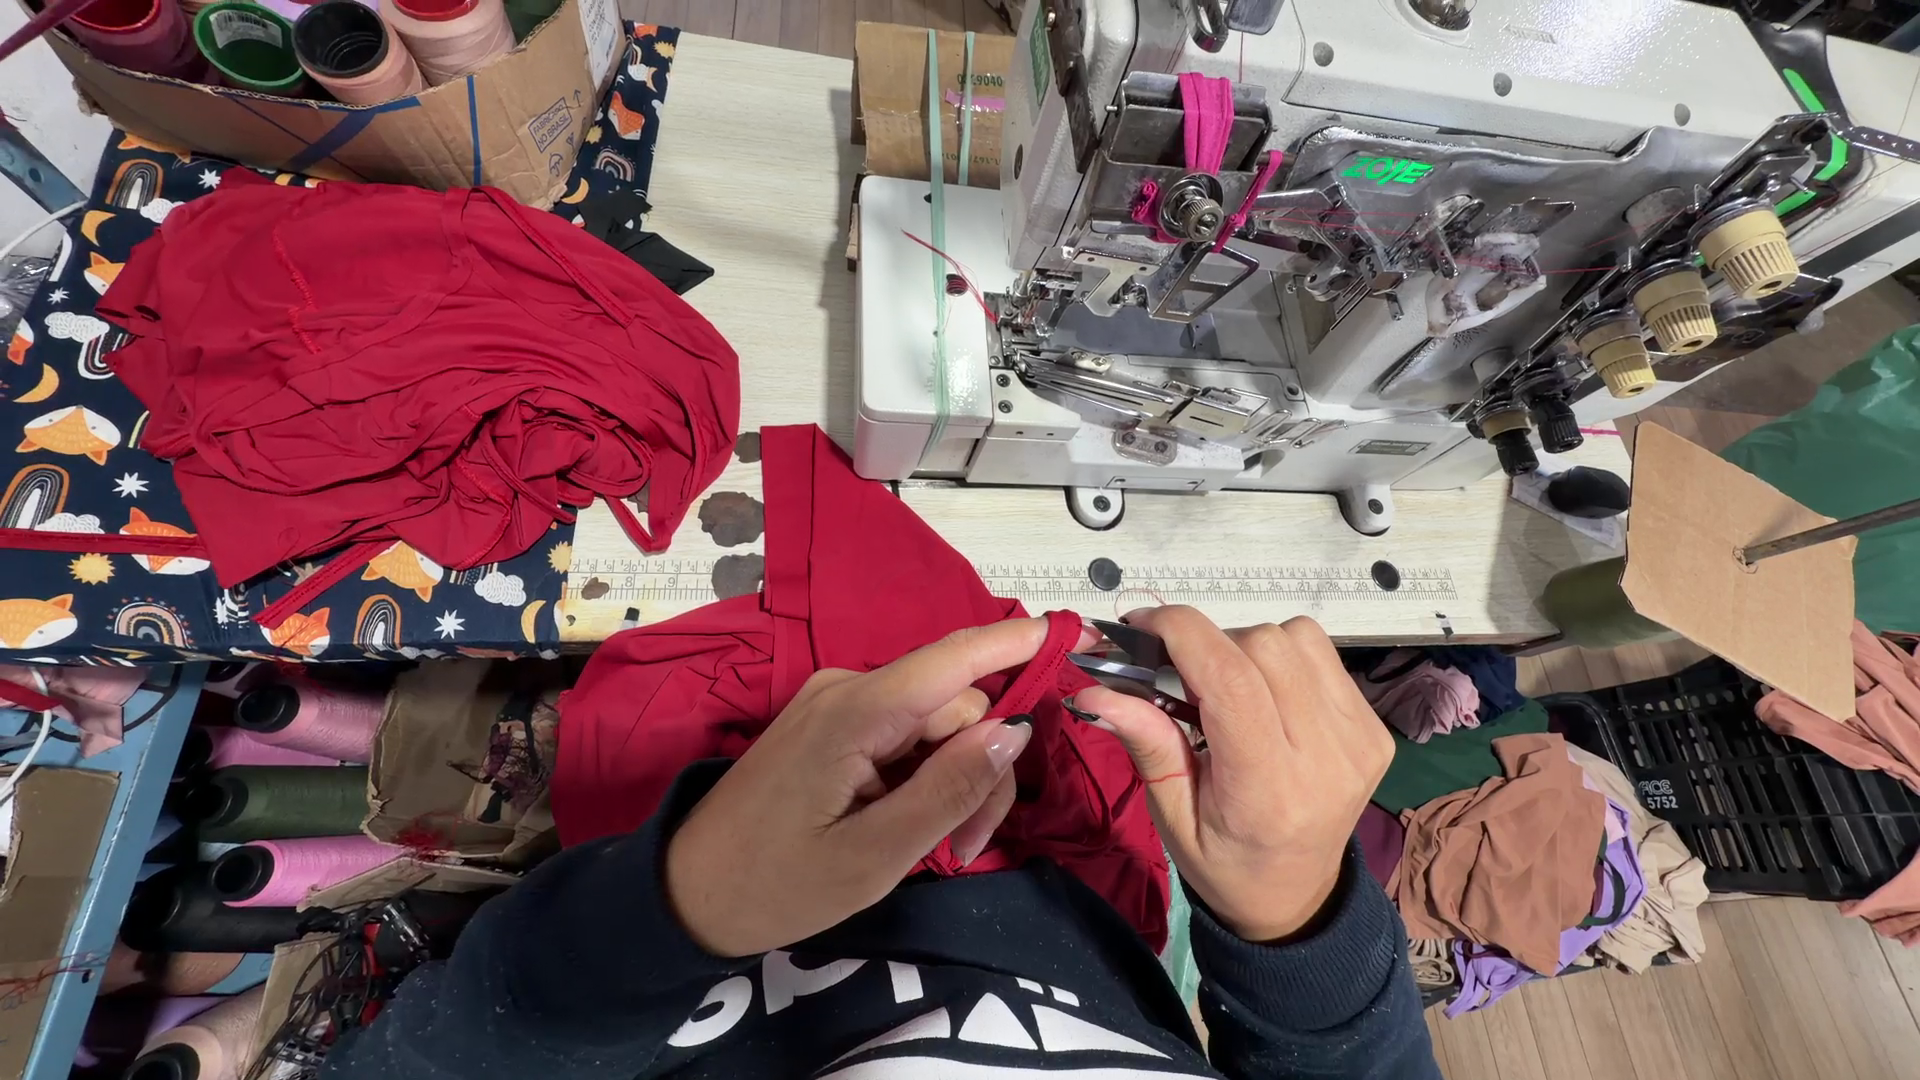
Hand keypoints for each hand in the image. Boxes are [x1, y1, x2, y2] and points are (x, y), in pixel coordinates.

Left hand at [664, 618, 1053, 956]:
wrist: (688, 895)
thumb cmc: (778, 884)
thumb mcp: (876, 855)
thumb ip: (950, 789)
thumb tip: (1015, 730)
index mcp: (857, 711)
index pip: (955, 659)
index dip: (1016, 641)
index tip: (1071, 632)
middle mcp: (851, 689)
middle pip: (956, 706)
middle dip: (981, 768)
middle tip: (967, 846)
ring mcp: (841, 702)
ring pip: (936, 723)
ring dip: (954, 779)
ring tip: (940, 848)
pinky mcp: (837, 723)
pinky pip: (905, 733)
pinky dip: (925, 774)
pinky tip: (914, 821)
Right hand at [1074, 607, 1392, 942]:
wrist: (1296, 896)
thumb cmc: (1222, 860)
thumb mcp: (1170, 814)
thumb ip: (1145, 742)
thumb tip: (1093, 690)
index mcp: (1267, 788)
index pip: (1230, 678)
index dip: (1180, 632)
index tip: (1141, 627)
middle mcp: (1326, 757)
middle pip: (1262, 645)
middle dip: (1209, 645)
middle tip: (1182, 677)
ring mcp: (1359, 738)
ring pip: (1294, 637)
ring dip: (1246, 646)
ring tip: (1226, 686)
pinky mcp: (1376, 727)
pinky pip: (1320, 651)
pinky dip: (1281, 656)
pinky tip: (1264, 692)